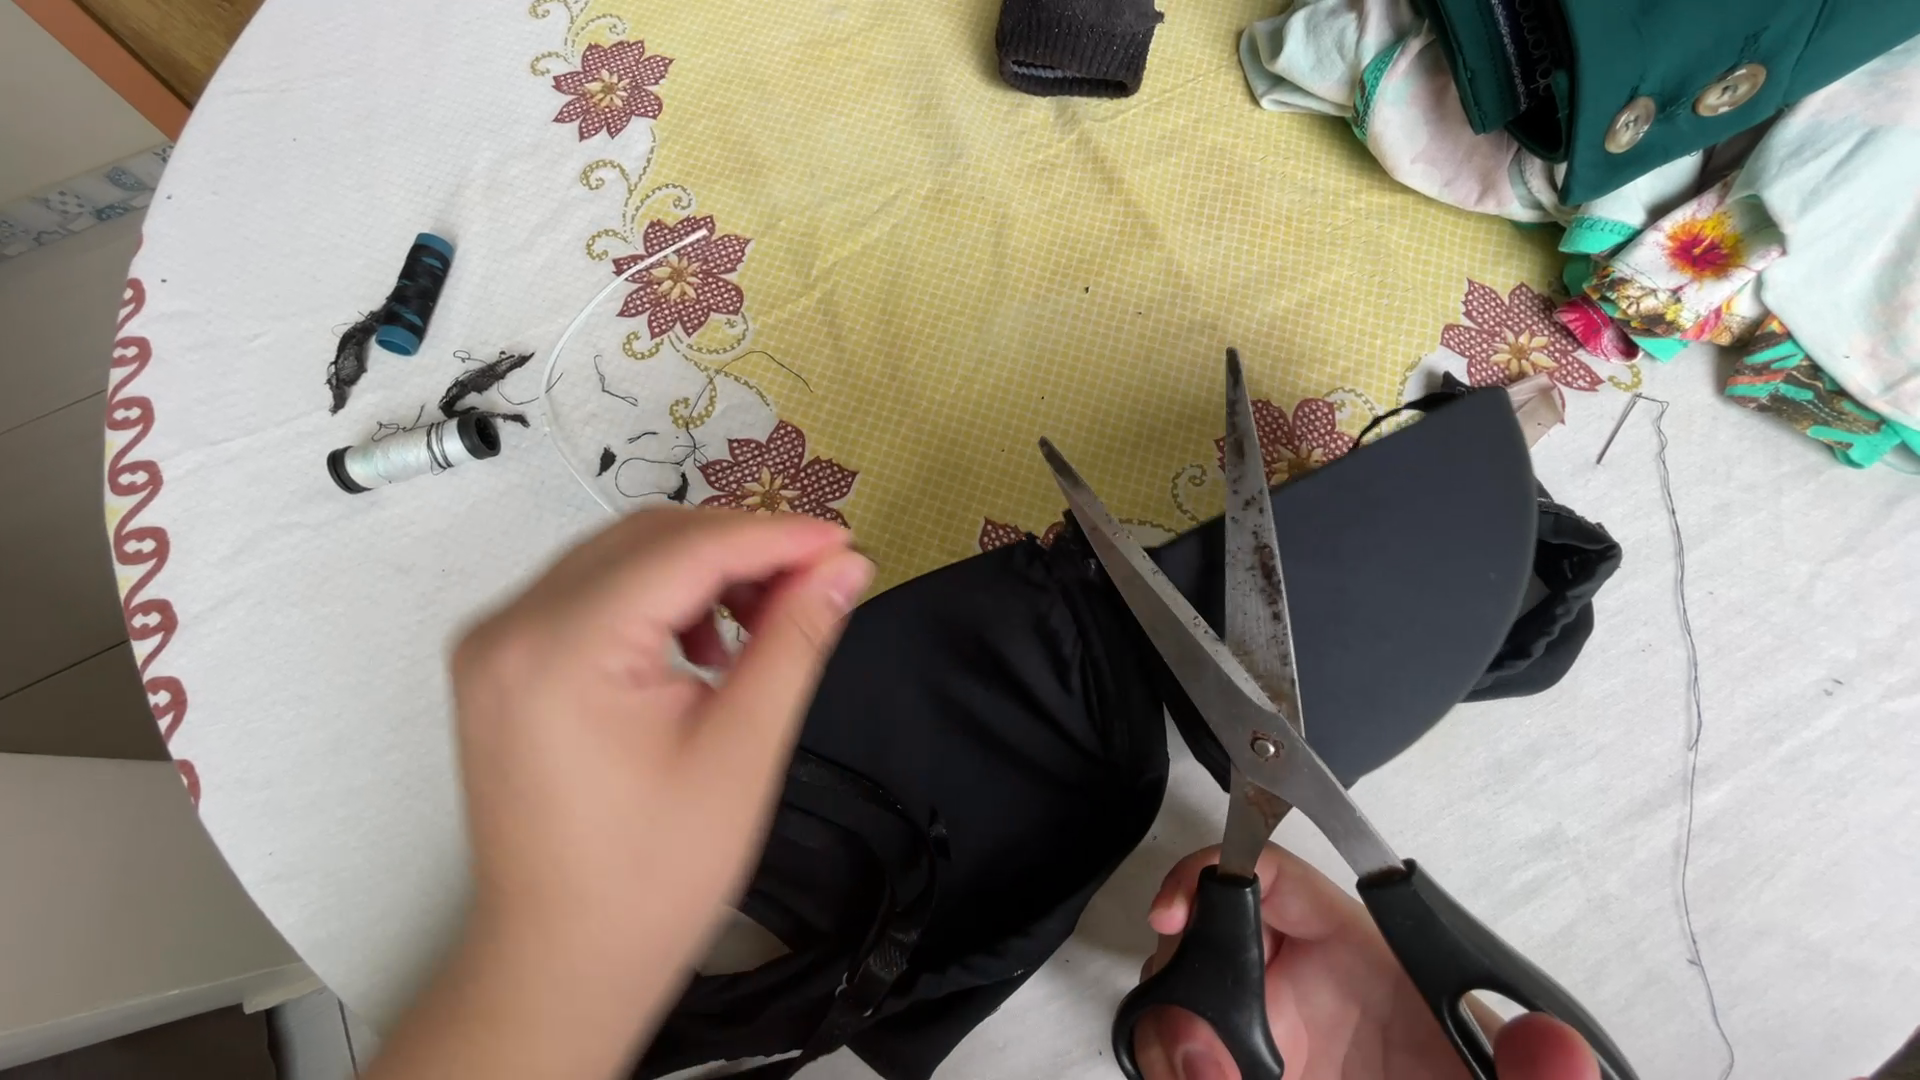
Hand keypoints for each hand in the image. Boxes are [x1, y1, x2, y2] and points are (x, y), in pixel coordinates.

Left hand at [453, 506, 871, 972]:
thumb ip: (796, 639)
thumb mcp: (744, 749)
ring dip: (706, 568)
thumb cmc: (656, 874)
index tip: (842, 541)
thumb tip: (846, 567)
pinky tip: (705, 644)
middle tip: (815, 578)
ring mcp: (499, 639)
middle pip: (650, 538)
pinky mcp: (508, 657)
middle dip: (743, 547)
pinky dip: (664, 595)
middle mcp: (511, 626)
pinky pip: (599, 589)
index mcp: (561, 652)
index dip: (775, 537)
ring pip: (625, 555)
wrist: (562, 959)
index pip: (685, 551)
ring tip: (762, 618)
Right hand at [1131, 845, 1598, 1079]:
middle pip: (1200, 939)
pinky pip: (1184, 1059)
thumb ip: (1540, 1078)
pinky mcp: (1247, 1067)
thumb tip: (1557, 1047)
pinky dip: (1179, 1071)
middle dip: (1177, 983)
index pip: (1272, 879)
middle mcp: (1297, 983)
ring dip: (1172, 1043)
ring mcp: (1266, 1035)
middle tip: (1201, 1064)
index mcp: (1358, 959)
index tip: (1171, 913)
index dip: (1209, 874)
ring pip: (1177, 1003)